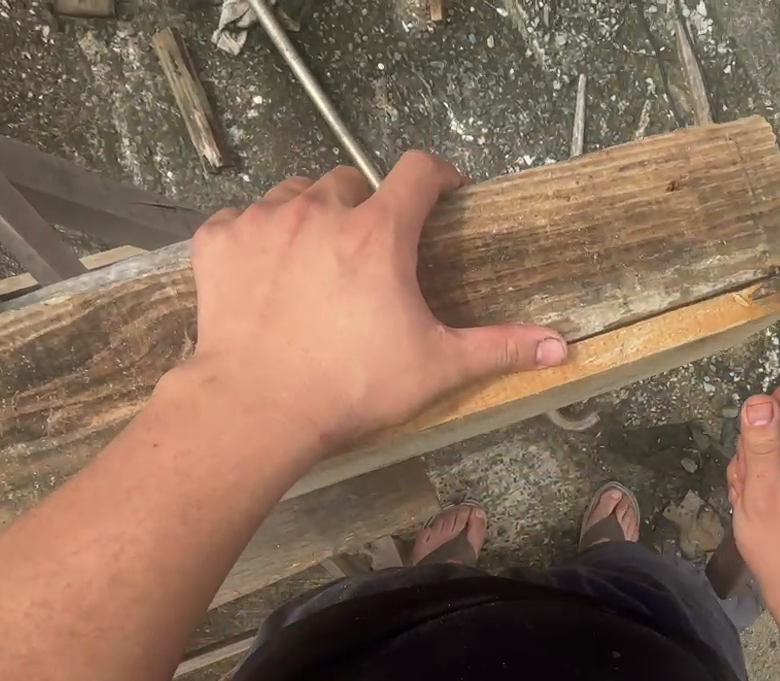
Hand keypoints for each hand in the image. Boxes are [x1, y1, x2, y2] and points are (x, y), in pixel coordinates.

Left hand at [180, 154, 567, 461]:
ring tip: (322, 259)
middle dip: (370, 206)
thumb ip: (500, 349)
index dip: (439, 174)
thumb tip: (562, 346)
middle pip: (351, 181)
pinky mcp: (218, 241)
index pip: (417, 171)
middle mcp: (318, 210)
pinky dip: (263, 236)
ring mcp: (262, 222)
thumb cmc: (356, 387)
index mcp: (378, 234)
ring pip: (296, 193)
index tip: (446, 192)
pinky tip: (271, 275)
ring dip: (315, 214)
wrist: (258, 409)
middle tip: (374, 250)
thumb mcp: (438, 368)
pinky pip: (246, 217)